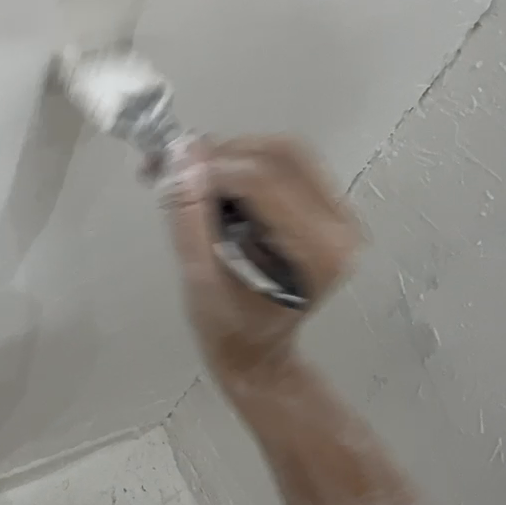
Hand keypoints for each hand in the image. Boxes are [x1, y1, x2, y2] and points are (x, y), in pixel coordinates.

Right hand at [160, 136, 361, 385]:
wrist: (257, 353)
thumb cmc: (226, 325)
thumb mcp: (197, 276)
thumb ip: (189, 214)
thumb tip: (181, 154)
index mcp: (315, 251)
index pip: (260, 180)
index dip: (209, 167)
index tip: (165, 172)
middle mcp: (340, 229)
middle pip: (279, 153)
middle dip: (220, 152)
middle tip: (175, 167)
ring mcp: (340, 217)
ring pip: (283, 151)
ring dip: (230, 153)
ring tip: (189, 173)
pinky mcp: (328, 209)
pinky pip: (286, 164)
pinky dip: (242, 162)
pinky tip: (212, 180)